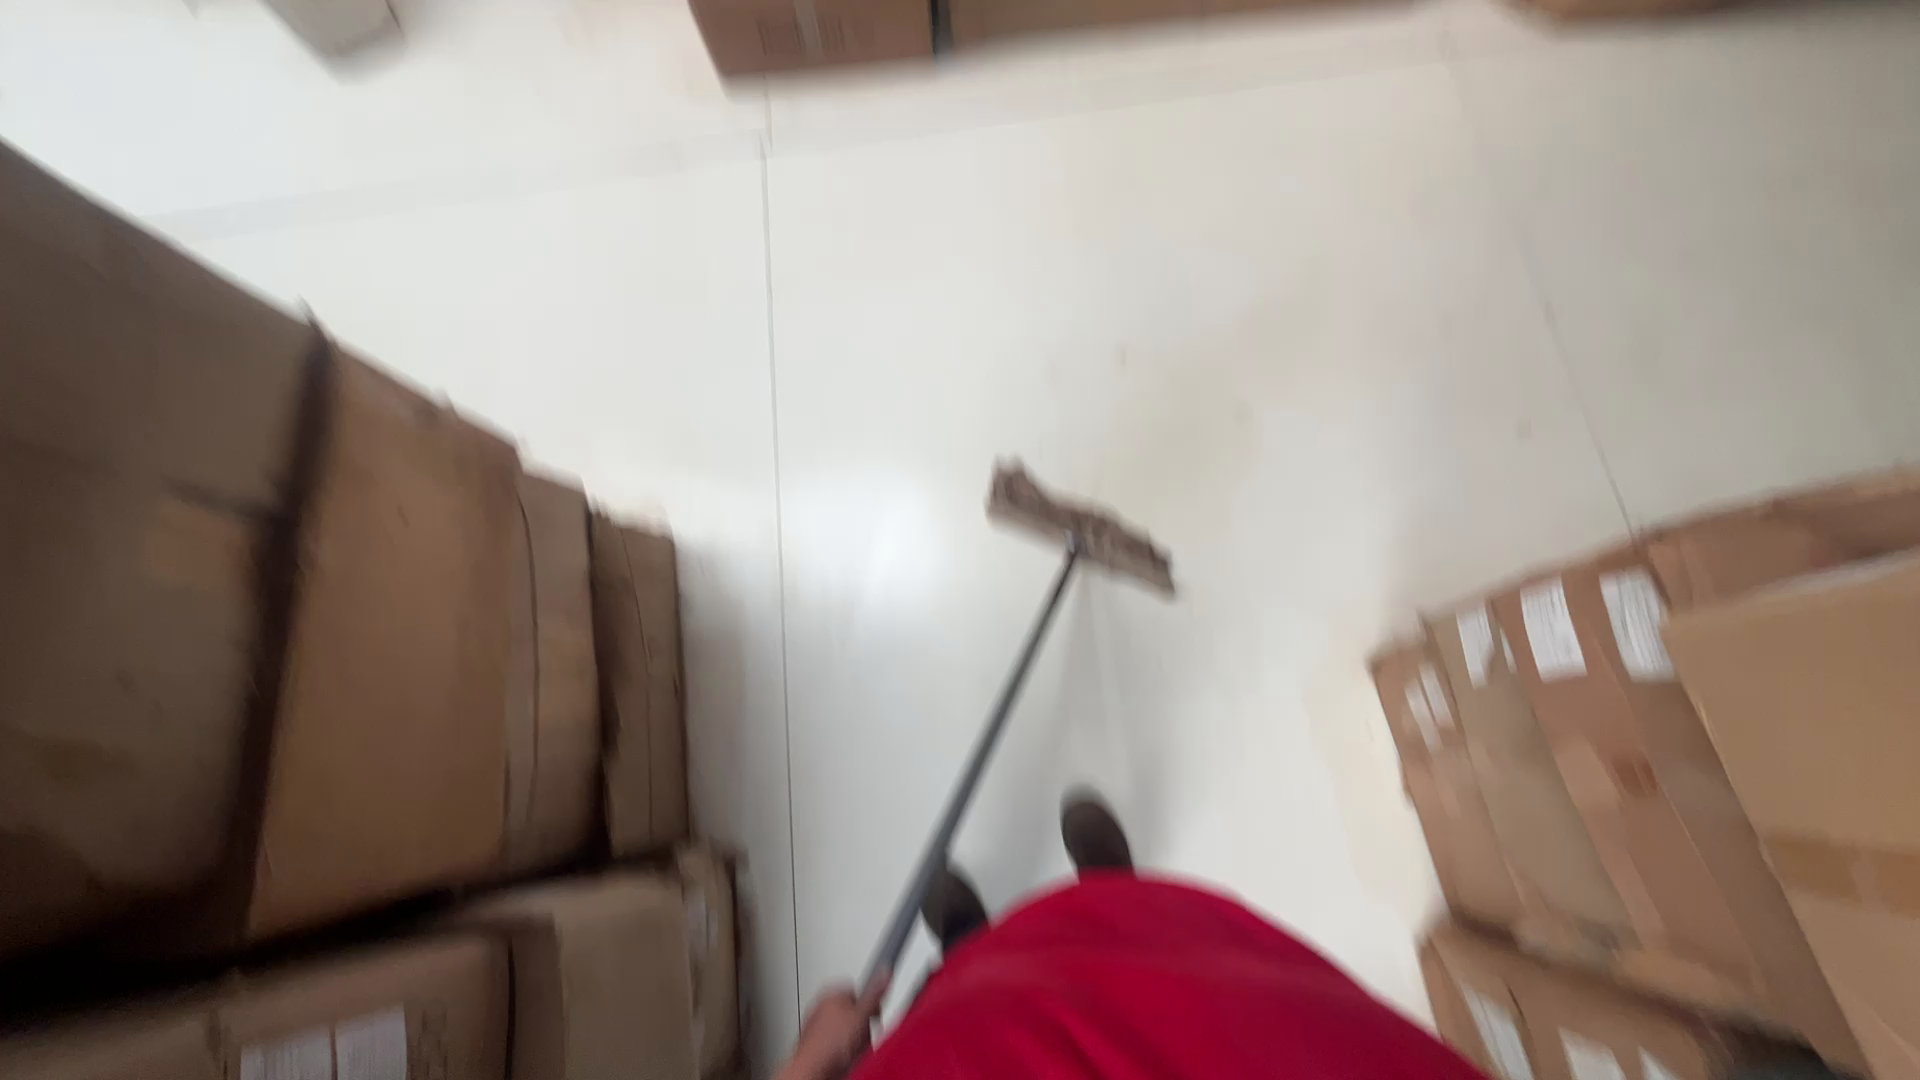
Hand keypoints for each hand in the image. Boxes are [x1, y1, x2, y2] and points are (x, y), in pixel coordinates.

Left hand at [778, 974, 891, 1079]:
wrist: (811, 1071)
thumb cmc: (827, 1043)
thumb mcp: (861, 1014)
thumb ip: (875, 992)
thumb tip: (884, 971)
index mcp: (830, 992)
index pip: (856, 988)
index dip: (869, 1002)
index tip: (875, 1012)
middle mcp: (821, 1007)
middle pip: (853, 1011)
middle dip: (862, 1024)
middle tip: (863, 1034)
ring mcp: (818, 1028)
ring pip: (847, 1030)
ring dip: (855, 1040)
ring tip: (854, 1049)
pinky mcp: (818, 1048)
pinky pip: (839, 1046)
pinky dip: (845, 1052)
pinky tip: (846, 1058)